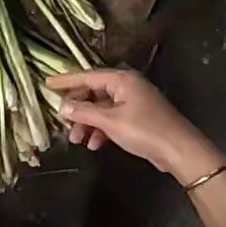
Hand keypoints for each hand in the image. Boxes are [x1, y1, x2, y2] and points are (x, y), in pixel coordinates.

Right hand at [46, 69, 225, 183]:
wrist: (179, 150)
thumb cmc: (145, 130)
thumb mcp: (110, 121)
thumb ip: (84, 112)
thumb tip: (63, 106)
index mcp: (122, 80)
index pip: (87, 76)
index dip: (66, 81)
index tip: (47, 83)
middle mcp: (127, 86)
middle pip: (93, 93)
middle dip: (77, 109)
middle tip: (63, 123)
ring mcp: (132, 102)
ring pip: (101, 109)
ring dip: (87, 123)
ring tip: (77, 140)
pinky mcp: (137, 118)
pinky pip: (111, 119)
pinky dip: (101, 130)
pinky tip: (95, 144)